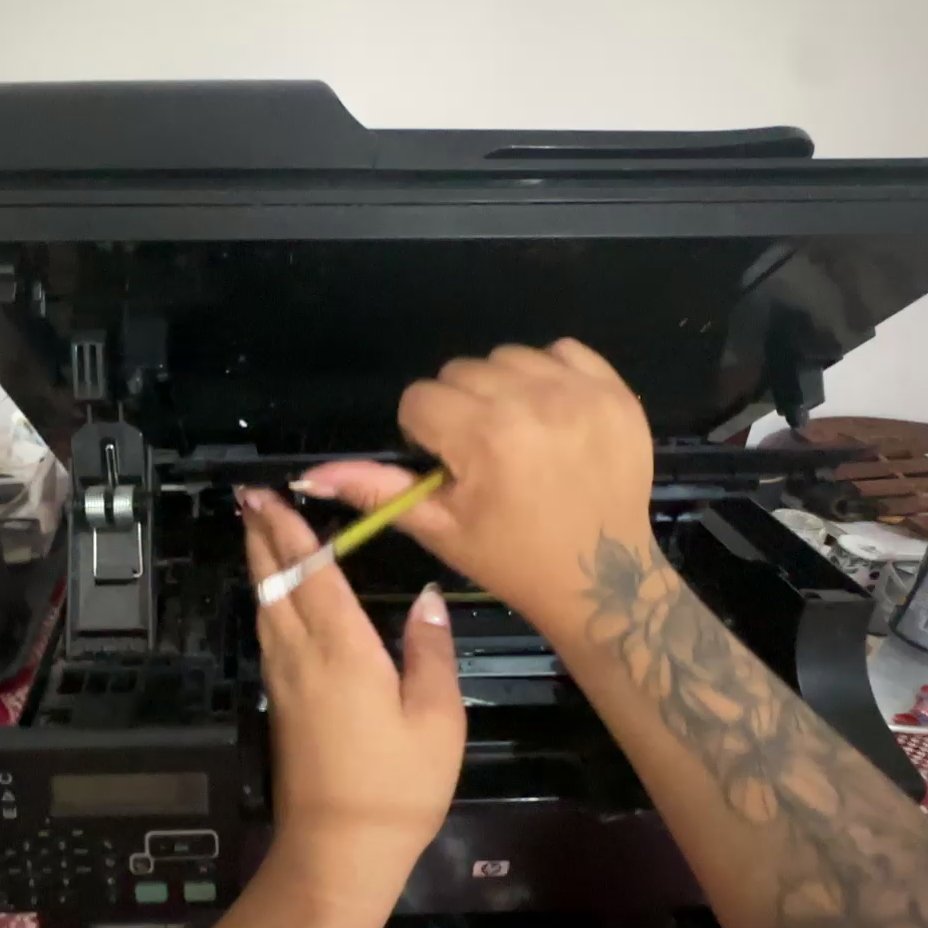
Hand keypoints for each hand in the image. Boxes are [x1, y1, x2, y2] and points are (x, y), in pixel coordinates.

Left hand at [238, 487, 464, 904]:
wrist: (338, 849)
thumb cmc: (397, 786)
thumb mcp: (437, 718)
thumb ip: (430, 650)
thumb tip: (428, 597)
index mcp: (342, 648)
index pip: (310, 571)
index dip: (290, 528)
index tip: (269, 494)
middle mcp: (301, 653)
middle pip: (274, 580)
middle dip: (261, 534)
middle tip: (247, 497)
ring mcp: (282, 677)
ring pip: (264, 604)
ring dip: (258, 562)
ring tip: (255, 529)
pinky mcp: (276, 699)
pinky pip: (266, 630)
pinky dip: (265, 597)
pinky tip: (269, 593)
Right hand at [297, 339, 654, 633]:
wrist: (599, 576)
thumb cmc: (509, 559)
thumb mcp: (437, 529)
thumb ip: (375, 491)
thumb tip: (312, 474)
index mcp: (484, 437)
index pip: (419, 399)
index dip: (423, 433)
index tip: (448, 465)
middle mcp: (532, 401)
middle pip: (459, 372)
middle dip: (457, 410)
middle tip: (481, 456)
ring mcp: (580, 392)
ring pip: (506, 357)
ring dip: (499, 390)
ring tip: (515, 436)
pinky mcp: (616, 390)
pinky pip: (561, 351)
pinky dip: (546, 376)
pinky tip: (550, 418)